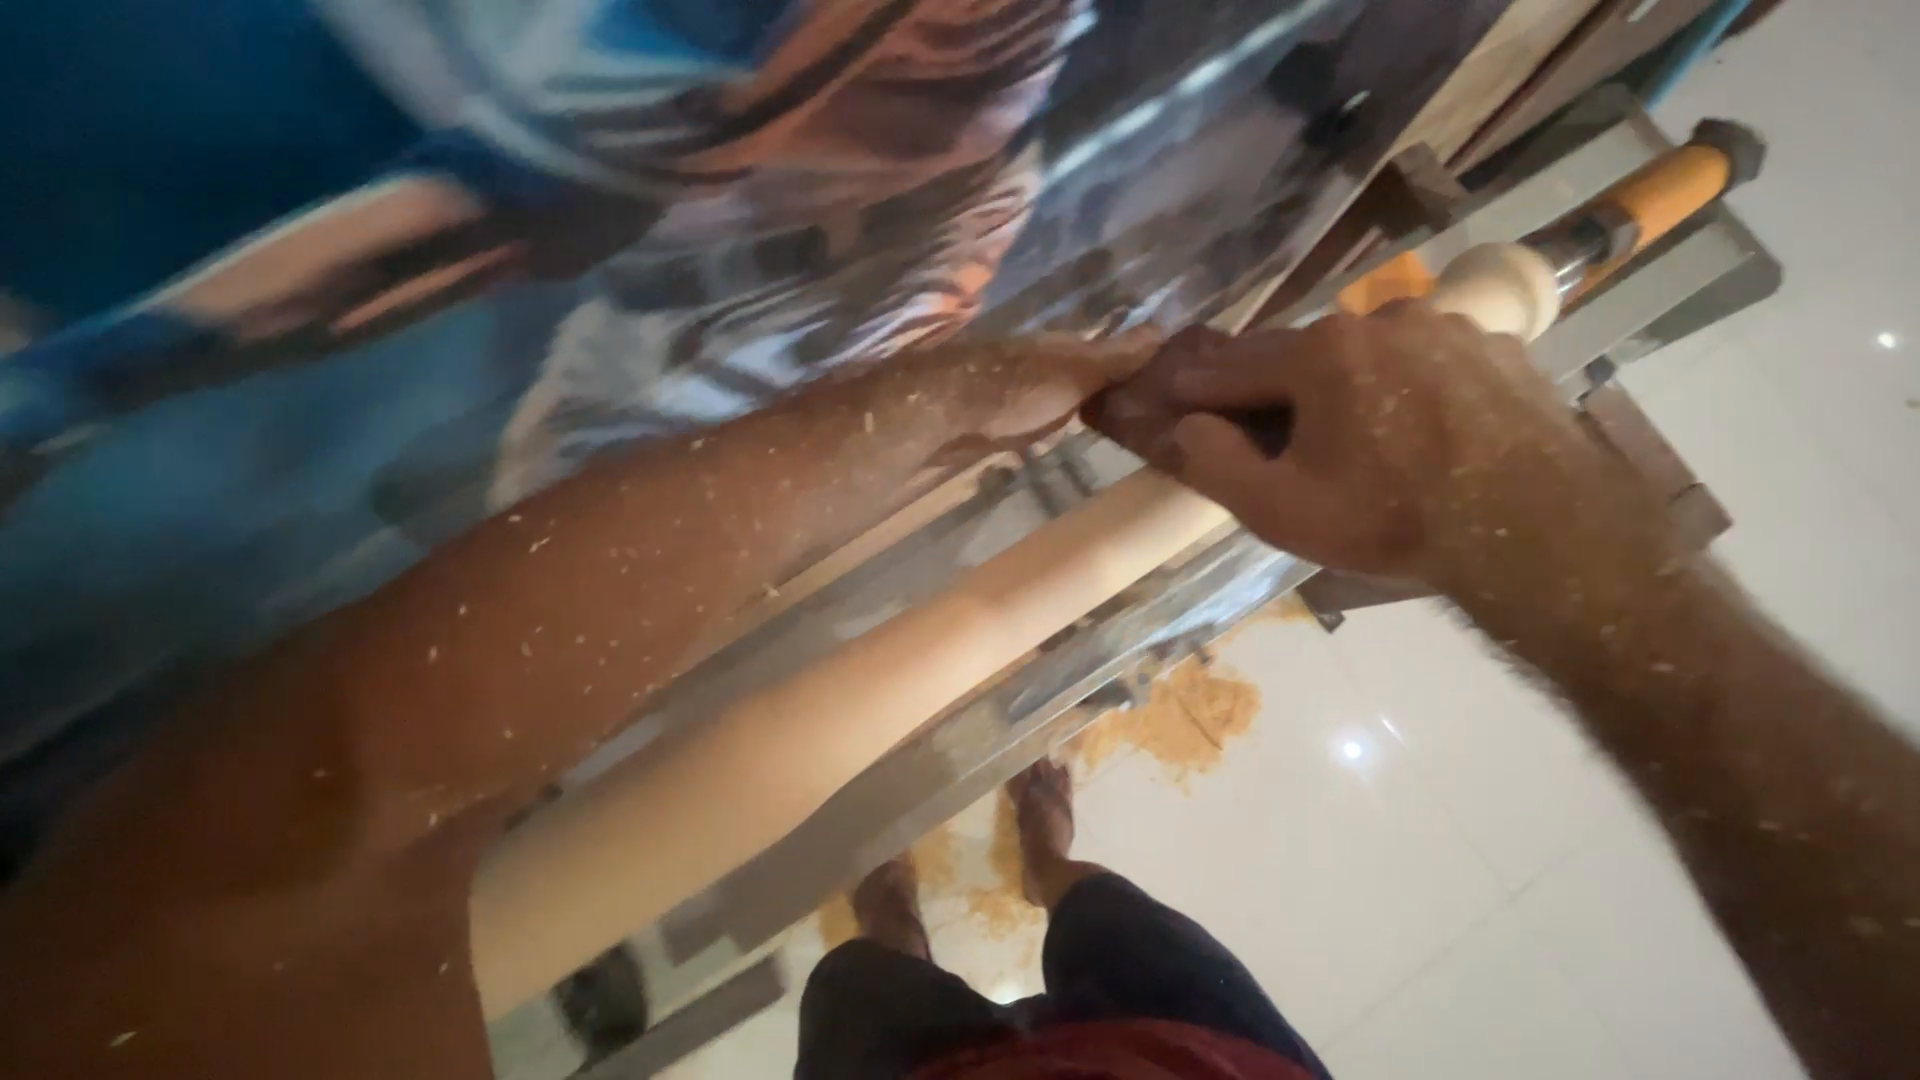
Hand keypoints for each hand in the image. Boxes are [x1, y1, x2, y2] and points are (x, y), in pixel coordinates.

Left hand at [899, 330, 1163, 451]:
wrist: (940, 415)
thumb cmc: (1013, 391)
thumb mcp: (1075, 372)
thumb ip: (1116, 356)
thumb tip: (1167, 328)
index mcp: (1063, 344)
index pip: (1113, 348)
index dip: (1139, 361)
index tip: (1171, 381)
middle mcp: (1041, 358)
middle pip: (1086, 369)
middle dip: (1111, 384)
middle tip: (1146, 411)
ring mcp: (1015, 386)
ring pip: (1061, 392)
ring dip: (1082, 403)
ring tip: (1114, 424)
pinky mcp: (996, 415)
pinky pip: (1037, 414)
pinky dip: (1054, 420)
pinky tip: (1060, 435)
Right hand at [1086, 304, 1657, 595]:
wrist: (1538, 535)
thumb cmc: (1390, 521)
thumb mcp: (1278, 509)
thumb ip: (1212, 462)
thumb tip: (1181, 425)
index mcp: (1320, 352)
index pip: (1233, 367)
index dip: (1197, 388)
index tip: (1171, 397)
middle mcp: (1380, 319)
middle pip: (1299, 356)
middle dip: (1271, 389)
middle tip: (1259, 428)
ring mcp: (1446, 327)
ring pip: (1364, 354)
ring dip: (1339, 385)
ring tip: (1343, 434)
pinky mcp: (1496, 348)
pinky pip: (1422, 362)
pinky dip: (1399, 386)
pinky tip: (1410, 427)